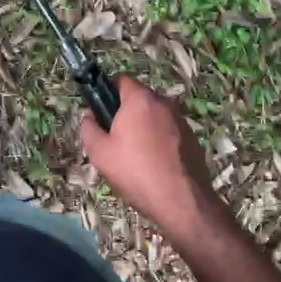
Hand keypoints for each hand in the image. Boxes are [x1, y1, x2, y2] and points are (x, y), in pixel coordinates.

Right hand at [79, 76, 223, 239]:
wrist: (181, 201)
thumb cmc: (136, 172)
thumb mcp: (100, 153)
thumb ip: (88, 129)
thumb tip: (89, 116)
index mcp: (140, 99)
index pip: (120, 80)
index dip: (108, 93)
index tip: (102, 115)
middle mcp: (163, 102)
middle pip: (138, 99)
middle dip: (125, 114)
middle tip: (115, 141)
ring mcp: (180, 119)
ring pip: (154, 116)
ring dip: (144, 128)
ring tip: (136, 158)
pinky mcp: (192, 137)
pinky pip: (169, 131)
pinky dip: (160, 141)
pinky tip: (155, 166)